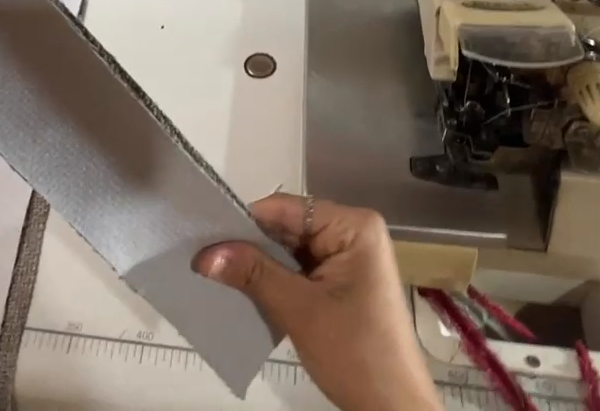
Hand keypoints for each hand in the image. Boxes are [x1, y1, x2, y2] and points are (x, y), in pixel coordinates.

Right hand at [196, 194, 442, 410]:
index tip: (206, 237)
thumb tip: (205, 253)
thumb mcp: (300, 310)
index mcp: (353, 226)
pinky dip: (275, 279)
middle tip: (205, 257)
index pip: (287, 209)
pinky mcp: (342, 282)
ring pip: (290, 249)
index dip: (247, 221)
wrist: (394, 410)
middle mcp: (352, 232)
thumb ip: (253, 274)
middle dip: (251, 244)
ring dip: (260, 264)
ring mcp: (348, 258)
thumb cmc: (357, 354)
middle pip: (288, 226)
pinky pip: (299, 269)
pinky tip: (247, 290)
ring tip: (218, 273)